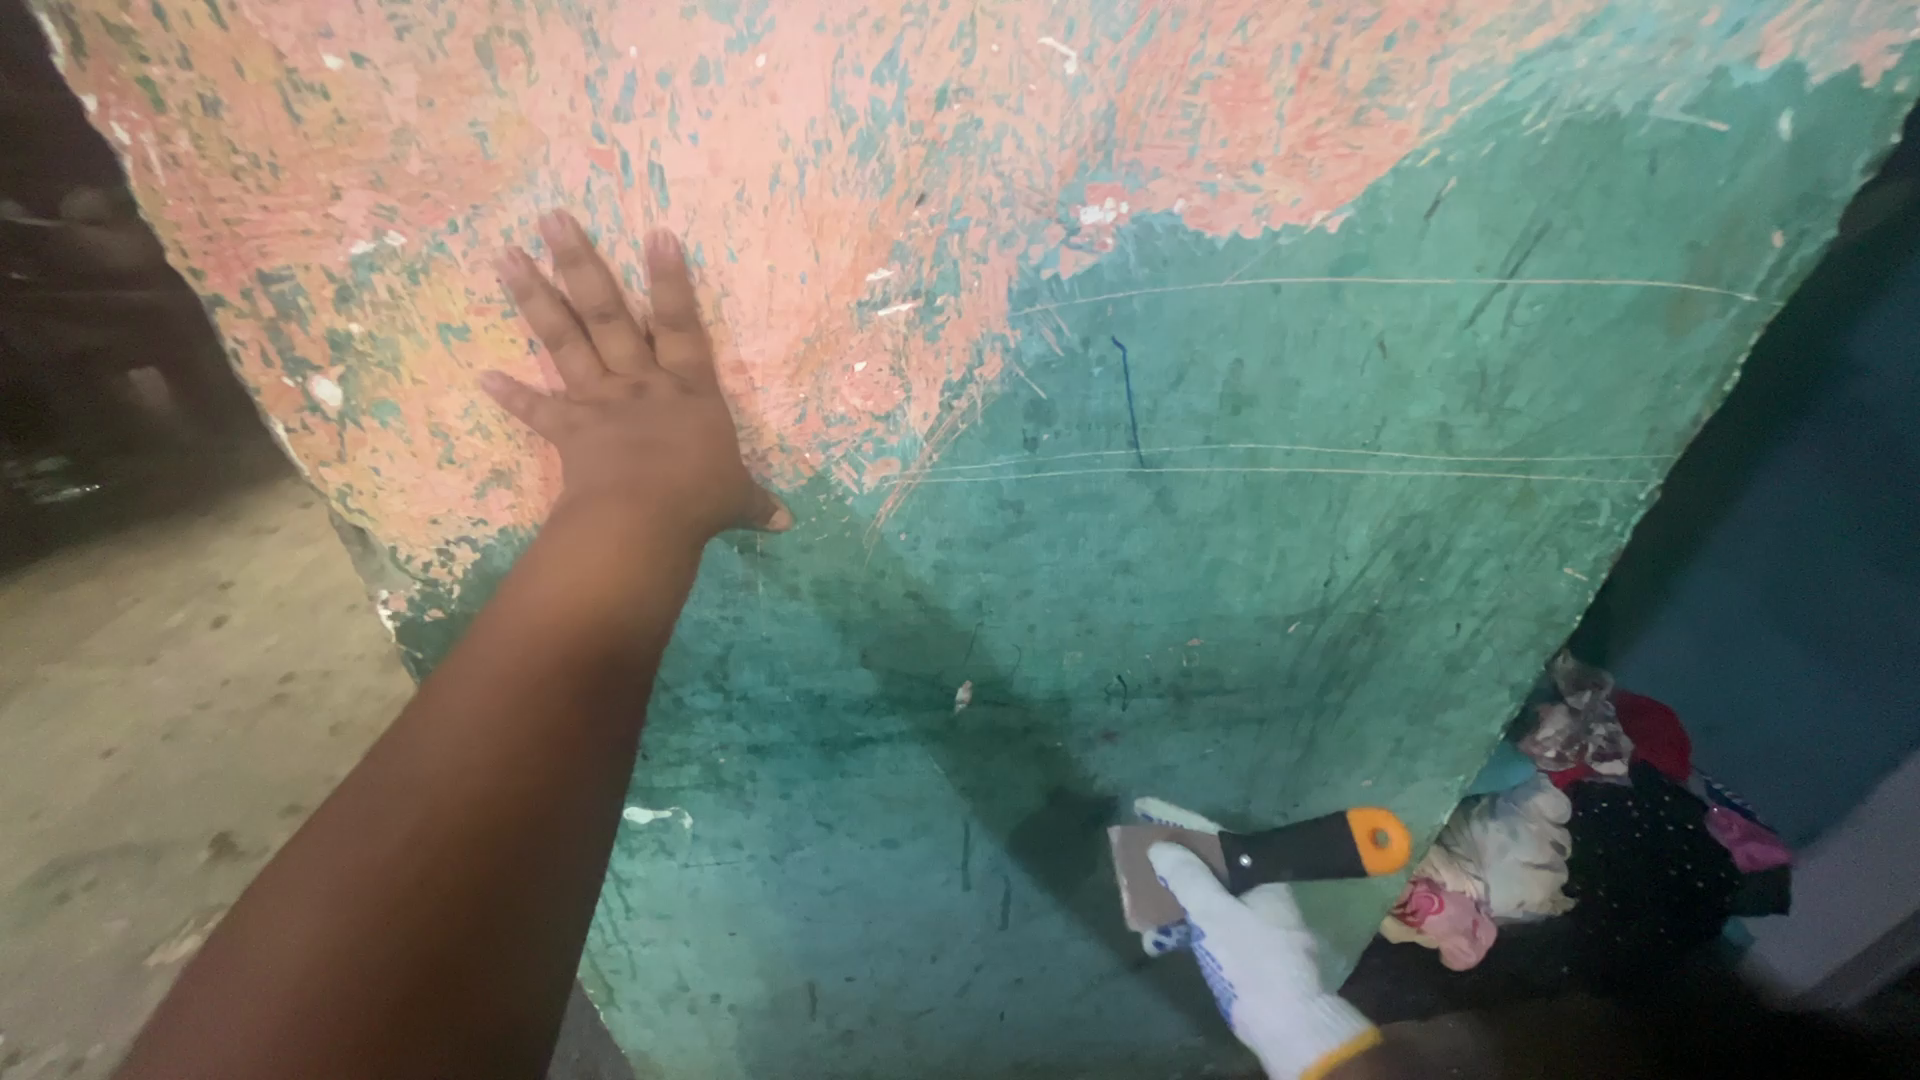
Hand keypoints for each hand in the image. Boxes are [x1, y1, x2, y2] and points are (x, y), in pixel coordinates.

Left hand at [484, 210, 789, 548]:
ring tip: (507, 255)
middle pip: (609, 315)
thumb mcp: (738, 498)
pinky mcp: (571, 432)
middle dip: (582, 264)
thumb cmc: (699, 496)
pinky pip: (538, 411)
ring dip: (537, 299)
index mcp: (689, 392)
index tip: (656, 233)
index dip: (672, 282)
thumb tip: (787, 523)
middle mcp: (642, 384)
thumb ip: (758, 502)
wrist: (645, 517)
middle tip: (553, 218)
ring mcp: (601, 403)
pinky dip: (512, 397)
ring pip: (566, 342)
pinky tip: (484, 377)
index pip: (683, 326)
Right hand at [1139, 798, 1379, 1079]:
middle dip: (1165, 864)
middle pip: (1202, 866)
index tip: (1142, 807)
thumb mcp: (1215, 915)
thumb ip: (1188, 877)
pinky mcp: (1237, 950)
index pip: (1210, 836)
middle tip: (1132, 857)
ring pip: (1198, 898)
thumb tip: (1160, 845)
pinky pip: (1202, 927)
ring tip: (1136, 907)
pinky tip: (1155, 941)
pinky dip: (1178, 929)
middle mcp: (1253, 892)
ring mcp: (1246, 922)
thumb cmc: (1253, 962)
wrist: (1289, 1030)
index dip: (1175, 820)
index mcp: (1257, 876)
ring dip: (1166, 901)